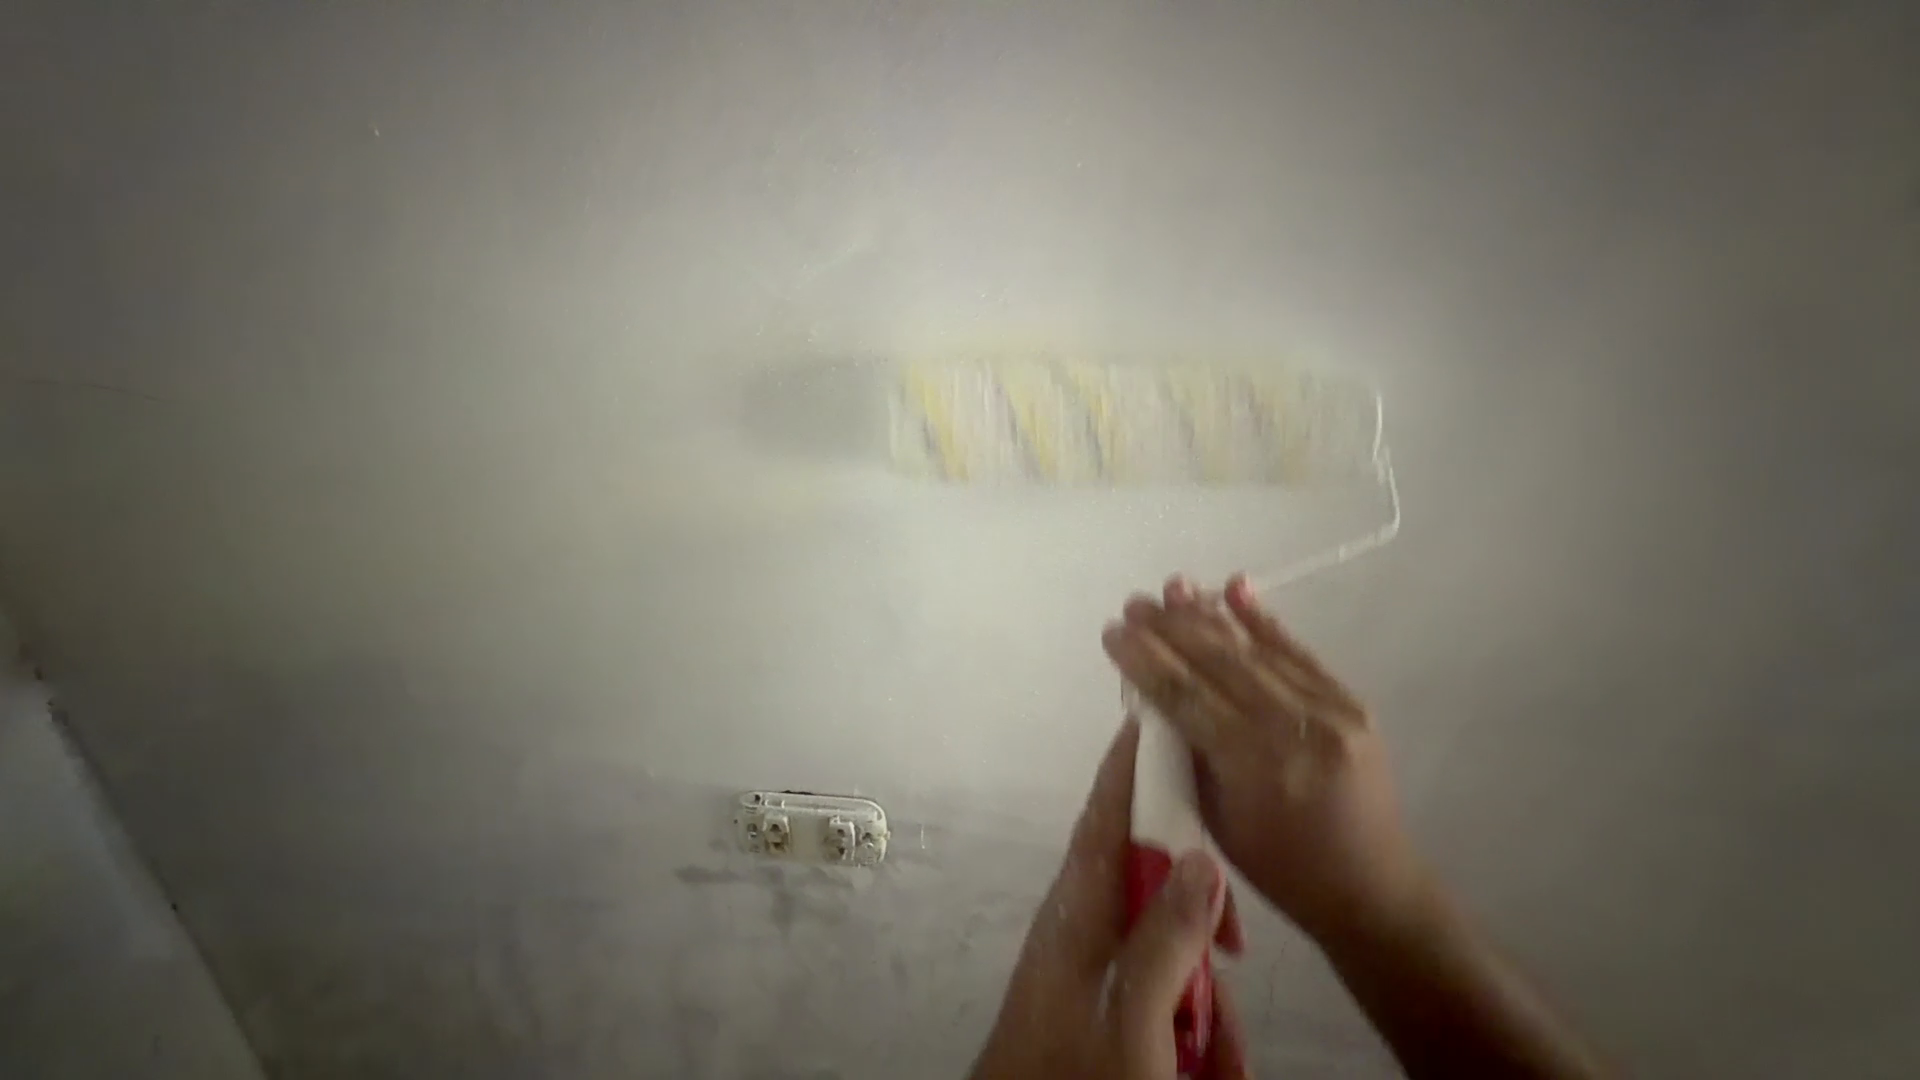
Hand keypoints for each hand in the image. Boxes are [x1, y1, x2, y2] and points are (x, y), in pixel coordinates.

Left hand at [971, 720, 1250, 1079]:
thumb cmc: (1074, 1071)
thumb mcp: (1133, 1013)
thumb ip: (1167, 937)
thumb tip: (1202, 859)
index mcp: (1080, 904)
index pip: (1107, 811)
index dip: (1130, 762)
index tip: (1155, 714)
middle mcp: (1085, 916)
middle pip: (1149, 869)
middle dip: (1199, 906)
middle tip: (1235, 942)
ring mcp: (1093, 956)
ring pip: (1166, 936)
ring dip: (1201, 983)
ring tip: (1216, 1050)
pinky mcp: (1103, 992)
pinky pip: (1159, 981)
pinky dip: (1189, 1014)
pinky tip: (1206, 1063)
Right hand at [1100, 574, 1433, 944]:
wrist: (1373, 889)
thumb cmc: (1279, 868)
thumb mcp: (1214, 816)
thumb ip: (1187, 750)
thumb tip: (1156, 695)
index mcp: (1253, 765)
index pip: (1185, 696)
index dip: (1144, 660)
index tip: (1113, 633)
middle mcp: (1293, 728)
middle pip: (1217, 662)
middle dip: (1168, 628)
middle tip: (1133, 603)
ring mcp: (1329, 710)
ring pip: (1254, 650)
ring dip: (1207, 615)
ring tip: (1172, 587)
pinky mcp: (1351, 702)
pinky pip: (1298, 652)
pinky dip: (1263, 620)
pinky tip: (1235, 587)